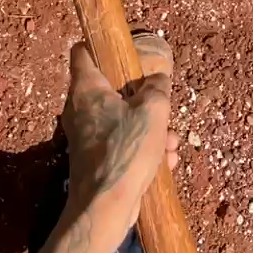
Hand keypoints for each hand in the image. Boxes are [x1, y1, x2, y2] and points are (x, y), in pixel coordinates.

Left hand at [62, 42, 173, 225]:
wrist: (104, 207)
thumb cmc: (126, 150)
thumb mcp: (153, 110)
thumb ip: (158, 87)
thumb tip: (157, 79)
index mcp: (86, 88)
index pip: (82, 51)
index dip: (101, 45)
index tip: (124, 51)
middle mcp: (80, 109)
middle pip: (111, 88)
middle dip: (143, 97)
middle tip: (161, 106)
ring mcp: (86, 136)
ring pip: (122, 119)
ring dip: (150, 128)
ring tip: (171, 143)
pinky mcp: (95, 160)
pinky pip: (122, 143)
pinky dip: (142, 149)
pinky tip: (165, 163)